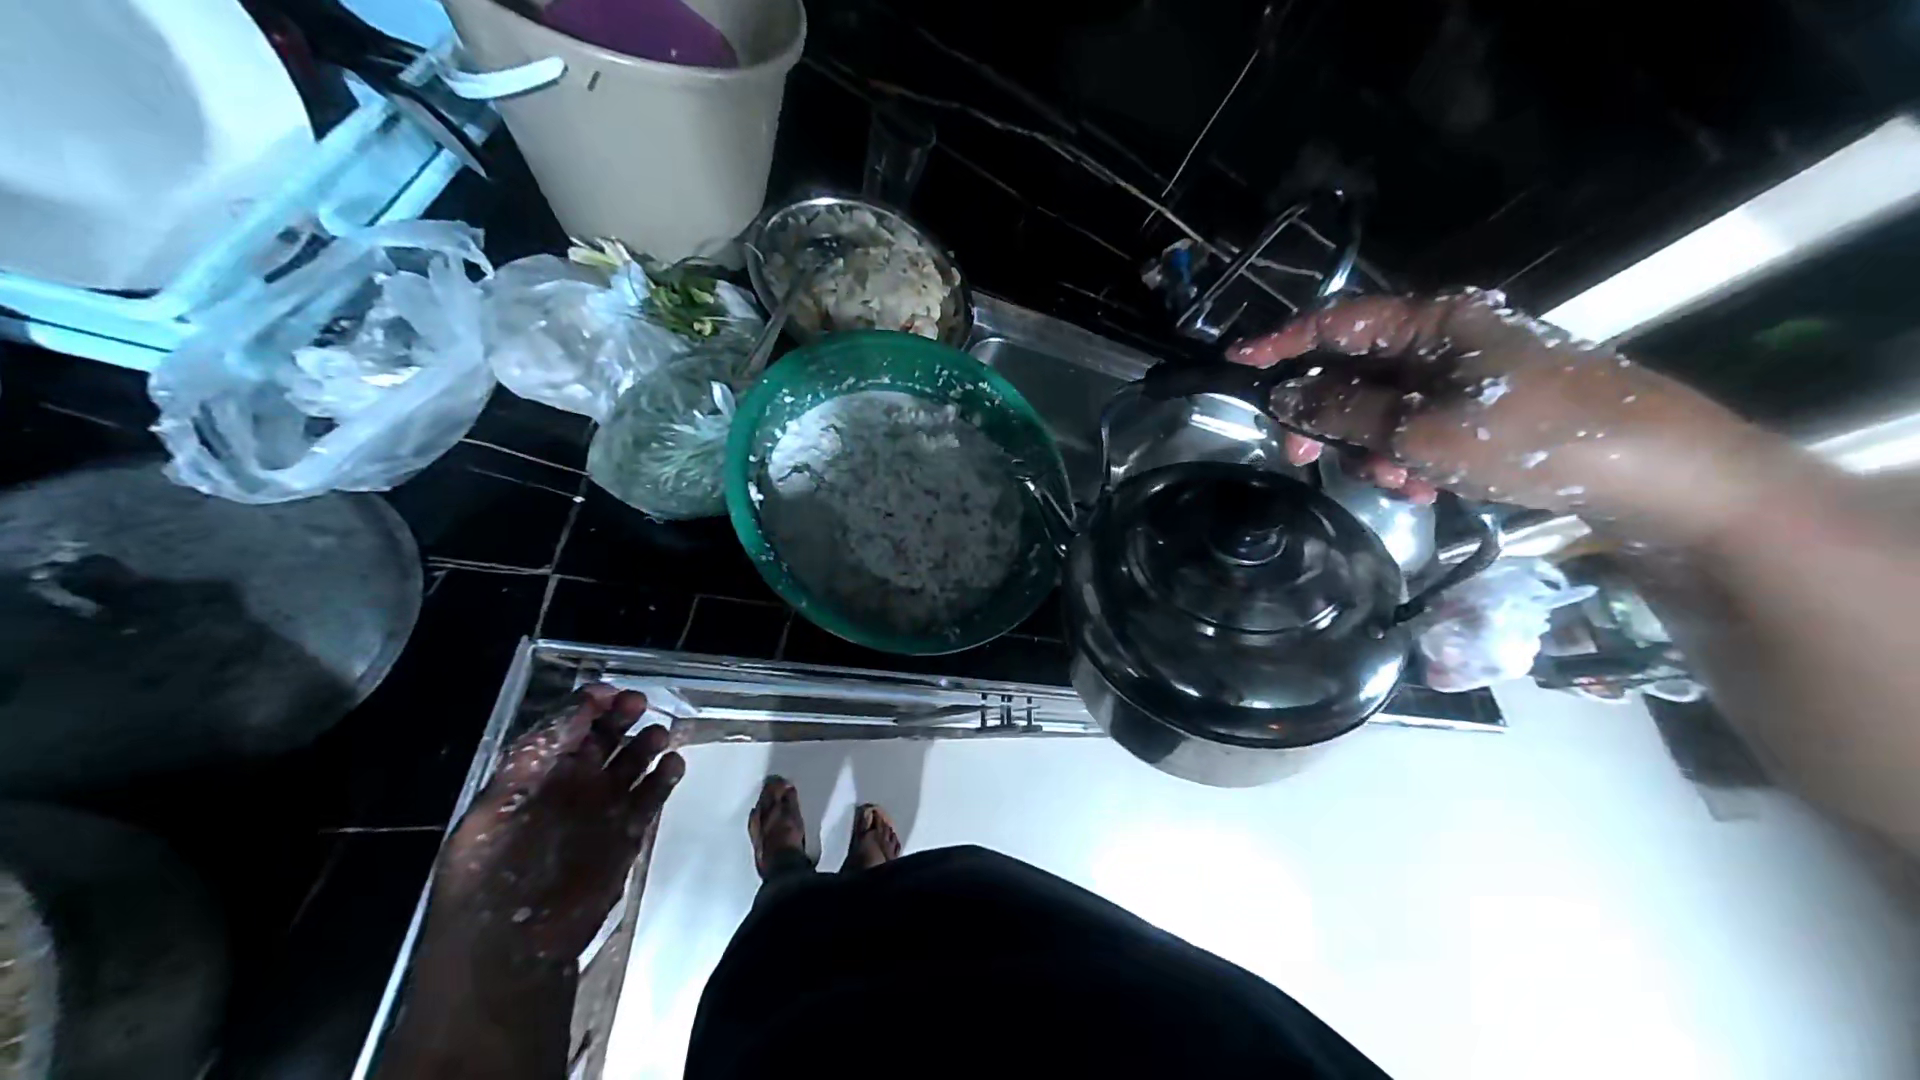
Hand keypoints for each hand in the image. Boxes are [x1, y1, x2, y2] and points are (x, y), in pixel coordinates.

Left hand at [382, 686, 684, 1079]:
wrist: (512, 948)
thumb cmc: (491, 877)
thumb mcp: (494, 811)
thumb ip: (530, 762)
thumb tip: (569, 717)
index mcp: (534, 778)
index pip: (564, 729)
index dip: (585, 707)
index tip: (608, 693)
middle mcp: (571, 787)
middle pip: (604, 739)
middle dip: (622, 716)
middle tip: (639, 704)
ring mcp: (602, 810)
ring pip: (632, 763)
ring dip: (647, 744)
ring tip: (661, 735)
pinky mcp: (628, 833)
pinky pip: (652, 796)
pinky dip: (665, 778)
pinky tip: (672, 766)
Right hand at [1229, 289, 1767, 536]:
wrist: (1657, 476)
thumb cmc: (1531, 438)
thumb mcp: (1418, 431)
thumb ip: (1342, 412)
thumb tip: (1283, 395)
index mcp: (1432, 324)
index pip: (1336, 322)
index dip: (1281, 342)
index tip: (1235, 362)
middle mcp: (1444, 340)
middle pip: (1353, 371)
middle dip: (1326, 418)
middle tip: (1302, 460)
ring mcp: (1465, 375)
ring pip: (1382, 407)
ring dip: (1371, 448)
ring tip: (1396, 484)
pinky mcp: (1483, 408)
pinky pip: (1416, 427)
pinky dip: (1406, 457)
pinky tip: (1424, 487)